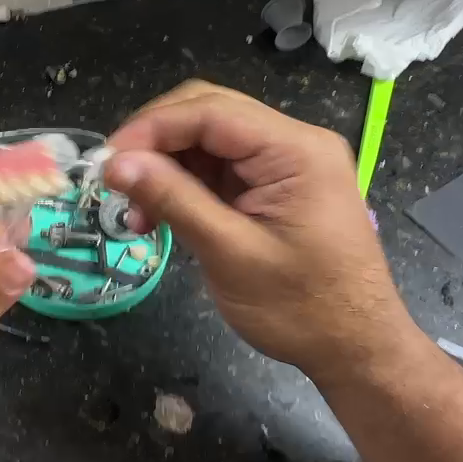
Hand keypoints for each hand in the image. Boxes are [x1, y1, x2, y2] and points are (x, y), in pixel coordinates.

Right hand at [105, 81, 417, 378]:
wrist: (355, 349)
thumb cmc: (300, 307)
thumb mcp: (229, 252)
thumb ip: (173, 199)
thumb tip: (115, 163)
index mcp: (295, 150)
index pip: (209, 111)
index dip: (151, 127)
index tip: (107, 160)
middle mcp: (293, 143)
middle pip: (207, 114)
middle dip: (154, 143)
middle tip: (115, 181)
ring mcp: (284, 164)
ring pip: (206, 141)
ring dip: (164, 168)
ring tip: (135, 213)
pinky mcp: (272, 187)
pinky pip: (217, 169)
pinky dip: (182, 187)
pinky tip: (158, 217)